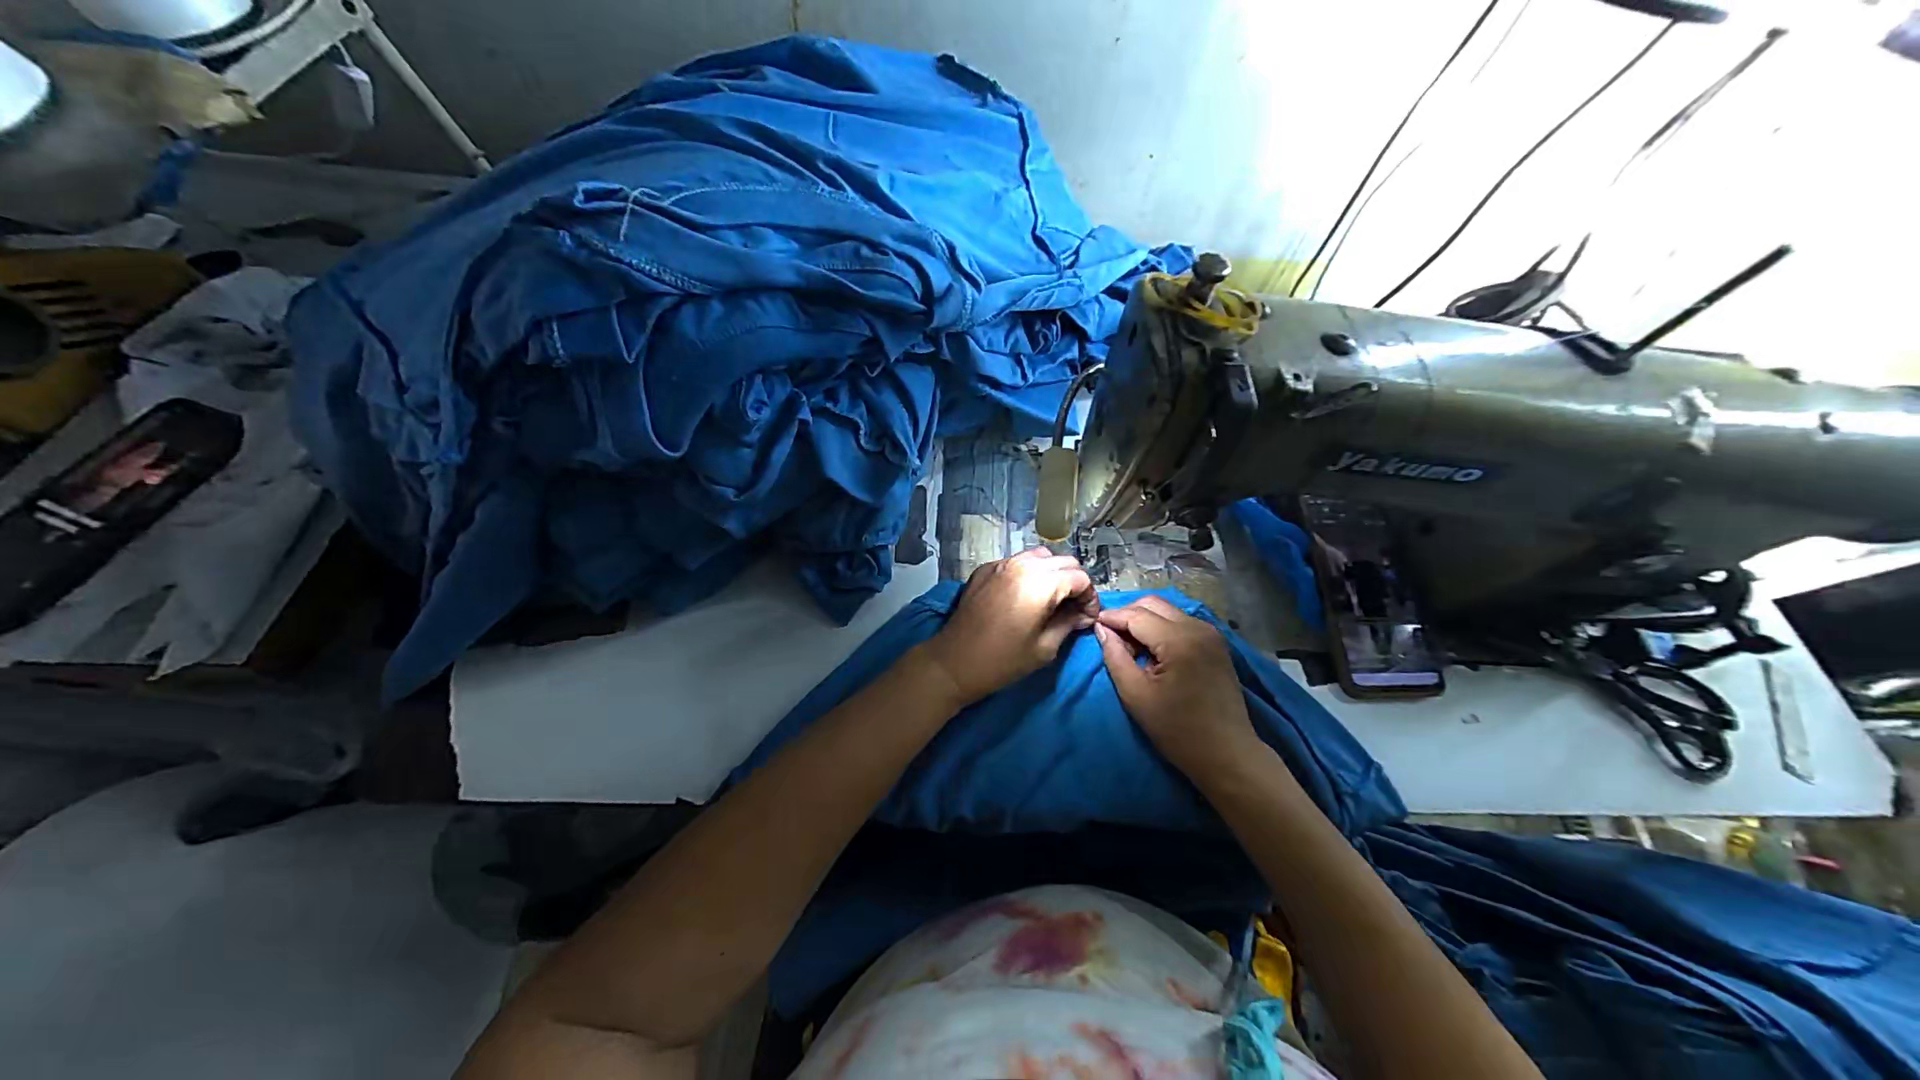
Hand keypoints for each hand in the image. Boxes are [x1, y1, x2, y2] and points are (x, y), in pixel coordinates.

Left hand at [917, 547, 1099, 706]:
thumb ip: (1069, 623)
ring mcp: (1001, 564)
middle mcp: (1021, 565)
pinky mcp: (985, 570)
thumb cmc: (1002, 661)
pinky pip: (1017, 562)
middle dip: (1074, 583)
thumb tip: (1082, 614)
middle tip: (1074, 609)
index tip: (1087, 617)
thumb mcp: (1045, 647)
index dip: (1090, 597)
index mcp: (1040, 583)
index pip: (1080, 577)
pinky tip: (1026, 597)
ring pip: (1040, 556)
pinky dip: (1029, 573)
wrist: (953, 662)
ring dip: (1053, 574)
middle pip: (1063, 561)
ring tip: (1052, 600)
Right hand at [1093, 595, 1259, 778]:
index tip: (1092, 624)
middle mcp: (1198, 628)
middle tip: (1110, 635)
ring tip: (1130, 645)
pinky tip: (1152, 650)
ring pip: (1169, 611)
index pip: (1136, 615)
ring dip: (1145, 620)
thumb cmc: (1177, 730)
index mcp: (1179, 640)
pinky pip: (1182, 623)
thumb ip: (1115, 657)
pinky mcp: (1216, 644)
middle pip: (1154, 604)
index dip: (1111, 617)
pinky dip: (1162, 628)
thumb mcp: (1136, 695)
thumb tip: (1102, 629)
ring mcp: (1211, 634)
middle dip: (1128, 614)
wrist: (1227, 754)